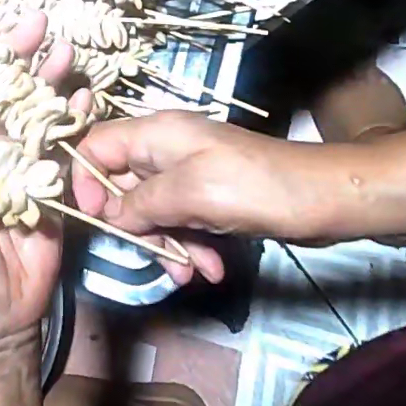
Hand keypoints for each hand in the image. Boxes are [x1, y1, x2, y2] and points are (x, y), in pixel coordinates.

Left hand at [0, 11, 86, 372]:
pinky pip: (62, 148)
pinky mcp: (50, 186)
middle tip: (38, 22)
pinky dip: (74, 121)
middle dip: (18, 58)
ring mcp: (20, 167)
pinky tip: (85, 96)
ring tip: (65, 50)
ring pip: (34, 114)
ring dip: (49, 81)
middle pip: (1, 96)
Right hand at [71, 112, 342, 285]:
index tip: (94, 216)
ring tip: (189, 271)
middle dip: (134, 224)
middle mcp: (165, 149)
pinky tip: (210, 269)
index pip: (96, 144)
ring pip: (151, 209)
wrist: (320, 198)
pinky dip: (189, 246)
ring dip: (166, 243)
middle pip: (122, 184)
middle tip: (149, 252)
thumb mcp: (188, 193)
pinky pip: (180, 220)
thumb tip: (111, 215)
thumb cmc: (251, 185)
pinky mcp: (206, 195)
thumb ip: (141, 203)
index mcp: (155, 133)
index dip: (85, 178)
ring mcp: (187, 173)